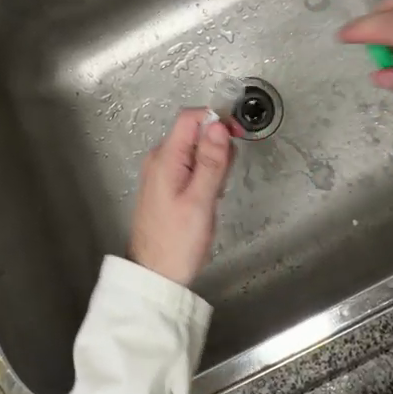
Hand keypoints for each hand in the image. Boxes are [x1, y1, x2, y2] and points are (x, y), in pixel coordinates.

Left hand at [128, 109, 234, 285]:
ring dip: (211, 163)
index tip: (237, 136)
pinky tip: (207, 198)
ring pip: (193, 150)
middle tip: (224, 177)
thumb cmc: (177, 241)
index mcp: (166, 156)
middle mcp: (160, 158)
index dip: (215, 120)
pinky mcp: (165, 186)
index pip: (189, 118)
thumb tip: (218, 125)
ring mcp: (161, 172)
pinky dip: (203, 175)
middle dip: (216, 146)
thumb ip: (211, 161)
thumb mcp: (200, 200)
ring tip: (215, 193)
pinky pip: (188, 166)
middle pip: (193, 132)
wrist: (154, 276)